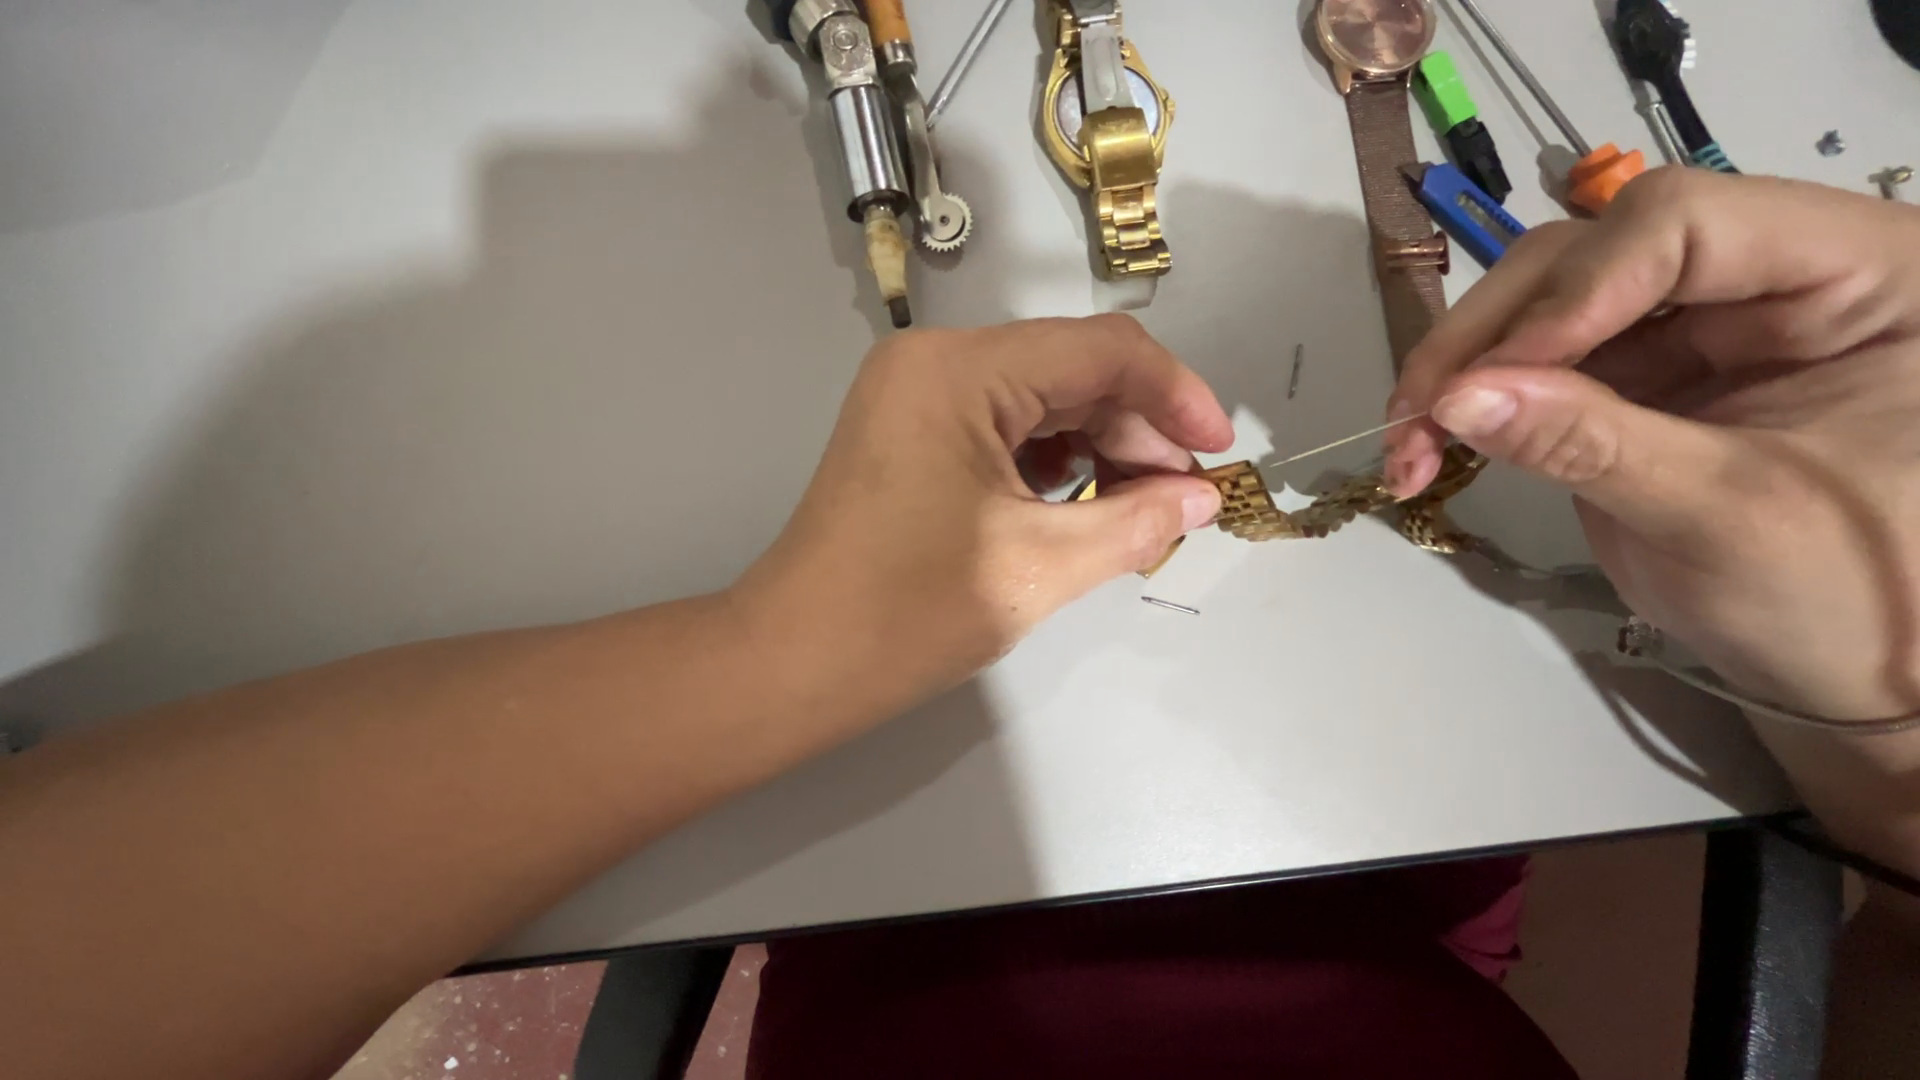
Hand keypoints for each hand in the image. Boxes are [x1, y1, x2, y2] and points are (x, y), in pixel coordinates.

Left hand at [734, 315, 1233, 719]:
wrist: (796, 661)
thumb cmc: (909, 614)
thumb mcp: (1039, 566)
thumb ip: (1135, 521)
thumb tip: (1201, 497)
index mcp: (959, 371)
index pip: (1100, 351)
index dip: (1175, 395)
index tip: (1217, 453)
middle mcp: (934, 362)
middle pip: (1069, 370)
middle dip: (1135, 431)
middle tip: (1179, 500)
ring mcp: (915, 394)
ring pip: (1038, 399)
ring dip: (1097, 448)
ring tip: (1136, 509)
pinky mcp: (910, 430)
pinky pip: (1001, 426)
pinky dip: (1050, 461)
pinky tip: (1081, 504)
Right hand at [1383, 170, 1919, 722]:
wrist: (1848, 657)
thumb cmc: (1851, 592)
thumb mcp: (1726, 514)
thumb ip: (1591, 444)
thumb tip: (1453, 398)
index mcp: (1856, 273)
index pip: (1681, 226)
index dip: (1570, 294)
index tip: (1486, 385)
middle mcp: (1756, 278)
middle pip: (1578, 259)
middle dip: (1480, 342)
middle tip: (1412, 423)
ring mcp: (1679, 328)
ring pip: (1527, 309)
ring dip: (1450, 376)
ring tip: (1408, 453)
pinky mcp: (1618, 378)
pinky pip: (1515, 366)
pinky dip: (1458, 407)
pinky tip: (1428, 452)